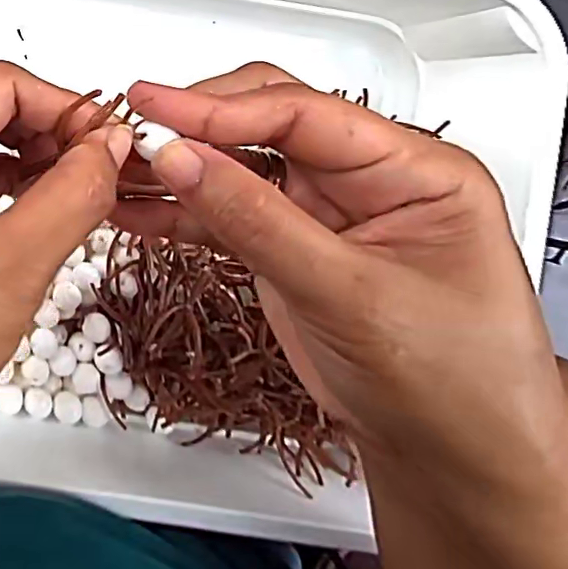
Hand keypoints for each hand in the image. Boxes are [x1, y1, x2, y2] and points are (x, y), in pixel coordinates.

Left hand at [0, 61, 130, 495]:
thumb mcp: (17, 261)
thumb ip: (75, 190)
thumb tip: (109, 144)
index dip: (61, 103)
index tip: (104, 136)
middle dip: (50, 125)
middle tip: (100, 161)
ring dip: (34, 150)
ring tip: (79, 184)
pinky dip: (12, 176)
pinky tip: (46, 199)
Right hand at [114, 64, 567, 568]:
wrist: (450, 462)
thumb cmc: (449, 385)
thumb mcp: (350, 295)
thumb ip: (257, 220)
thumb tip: (178, 157)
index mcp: (410, 169)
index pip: (301, 113)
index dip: (219, 107)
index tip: (153, 106)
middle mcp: (359, 175)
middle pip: (260, 121)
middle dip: (192, 125)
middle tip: (132, 133)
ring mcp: (314, 207)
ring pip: (228, 163)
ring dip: (172, 167)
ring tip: (116, 172)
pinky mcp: (279, 238)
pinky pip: (216, 211)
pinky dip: (173, 211)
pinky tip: (133, 212)